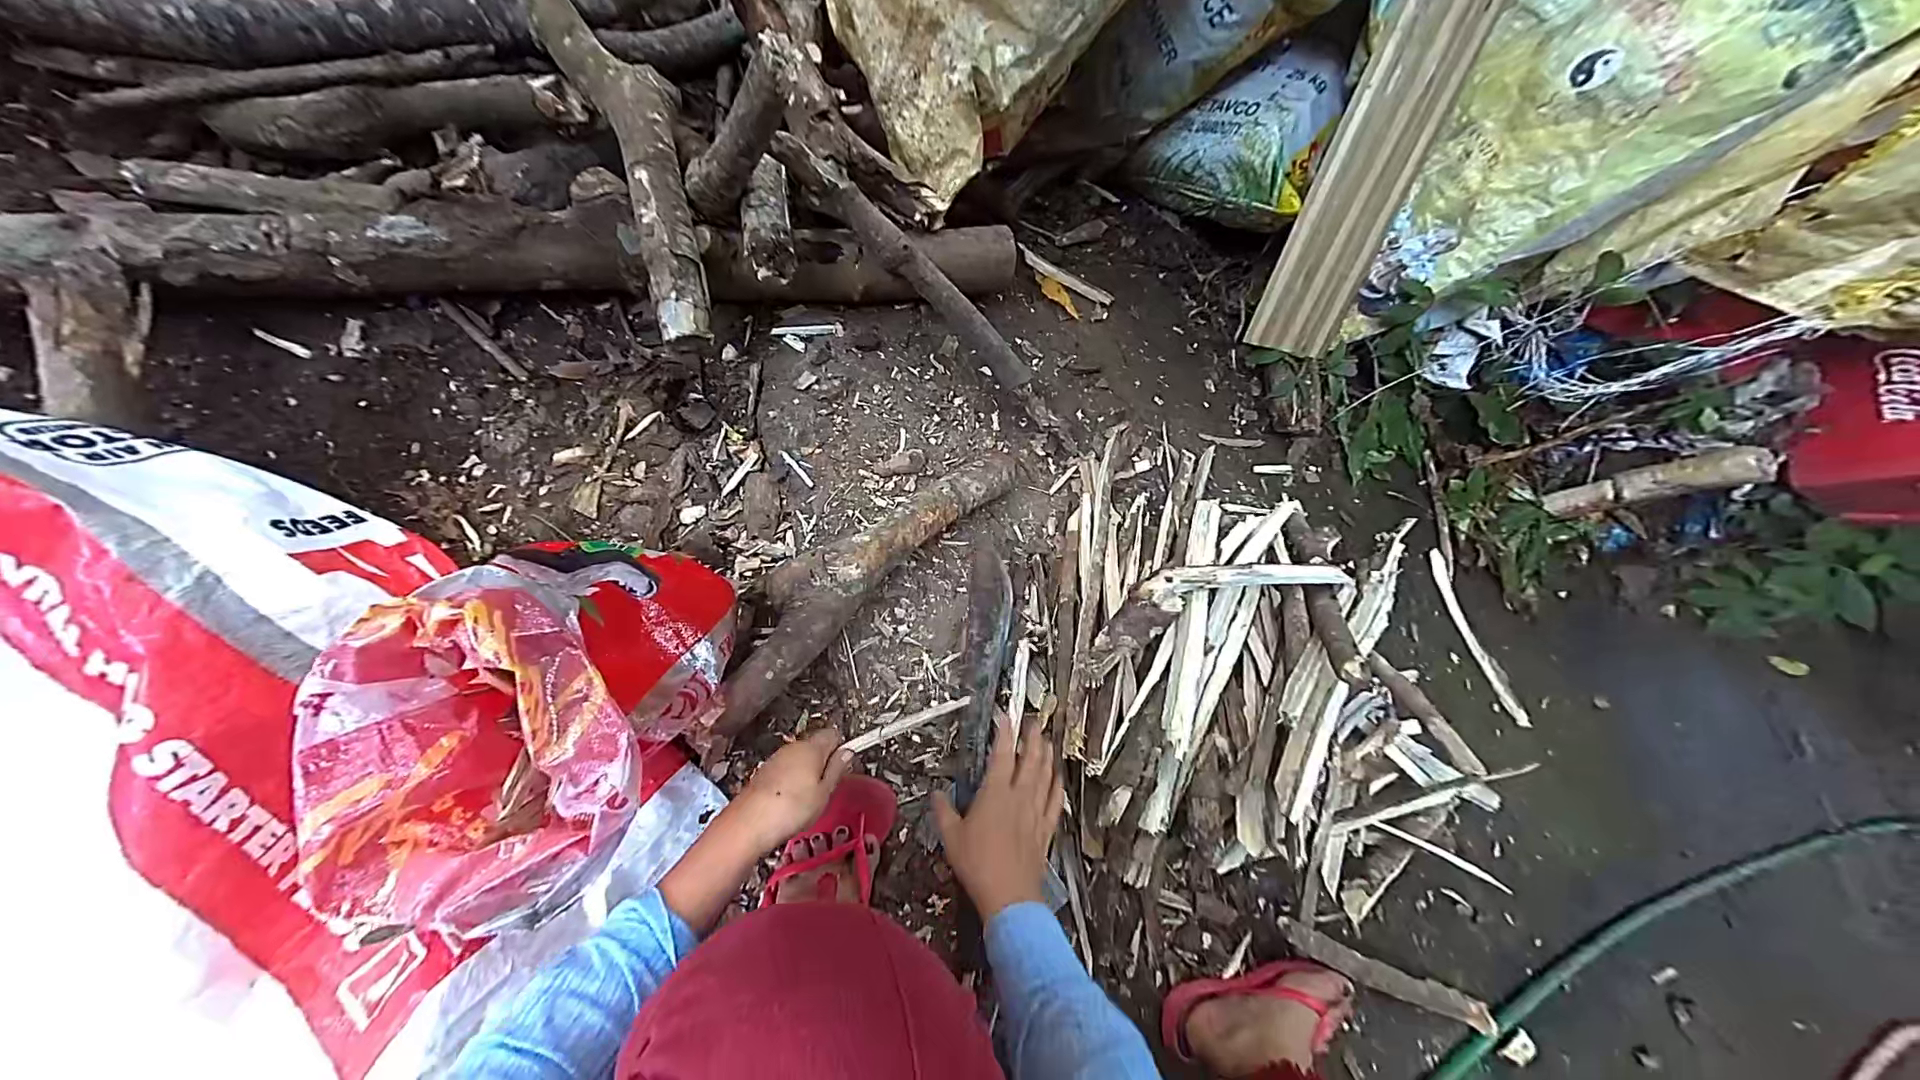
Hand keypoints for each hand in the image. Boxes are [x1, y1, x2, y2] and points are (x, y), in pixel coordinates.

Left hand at [731, 726, 852, 850]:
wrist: (749, 824)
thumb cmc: (792, 808)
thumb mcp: (824, 792)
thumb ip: (837, 769)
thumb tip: (847, 752)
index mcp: (812, 747)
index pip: (833, 734)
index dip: (840, 749)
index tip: (842, 769)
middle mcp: (793, 747)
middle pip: (815, 746)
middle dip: (823, 763)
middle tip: (826, 788)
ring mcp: (776, 758)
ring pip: (799, 759)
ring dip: (806, 773)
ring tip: (807, 800)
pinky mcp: (763, 772)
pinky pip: (785, 770)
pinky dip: (790, 781)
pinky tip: (789, 802)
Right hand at [933, 719, 1063, 918]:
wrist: (1009, 896)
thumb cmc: (979, 865)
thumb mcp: (951, 837)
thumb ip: (944, 811)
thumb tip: (937, 795)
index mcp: (995, 794)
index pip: (1002, 754)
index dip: (1005, 733)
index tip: (1006, 717)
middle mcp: (1019, 797)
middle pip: (1031, 759)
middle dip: (1033, 737)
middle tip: (1034, 723)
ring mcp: (1035, 812)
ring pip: (1045, 776)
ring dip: (1047, 756)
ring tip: (1048, 742)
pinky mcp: (1045, 829)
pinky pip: (1055, 801)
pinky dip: (1058, 786)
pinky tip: (1058, 779)